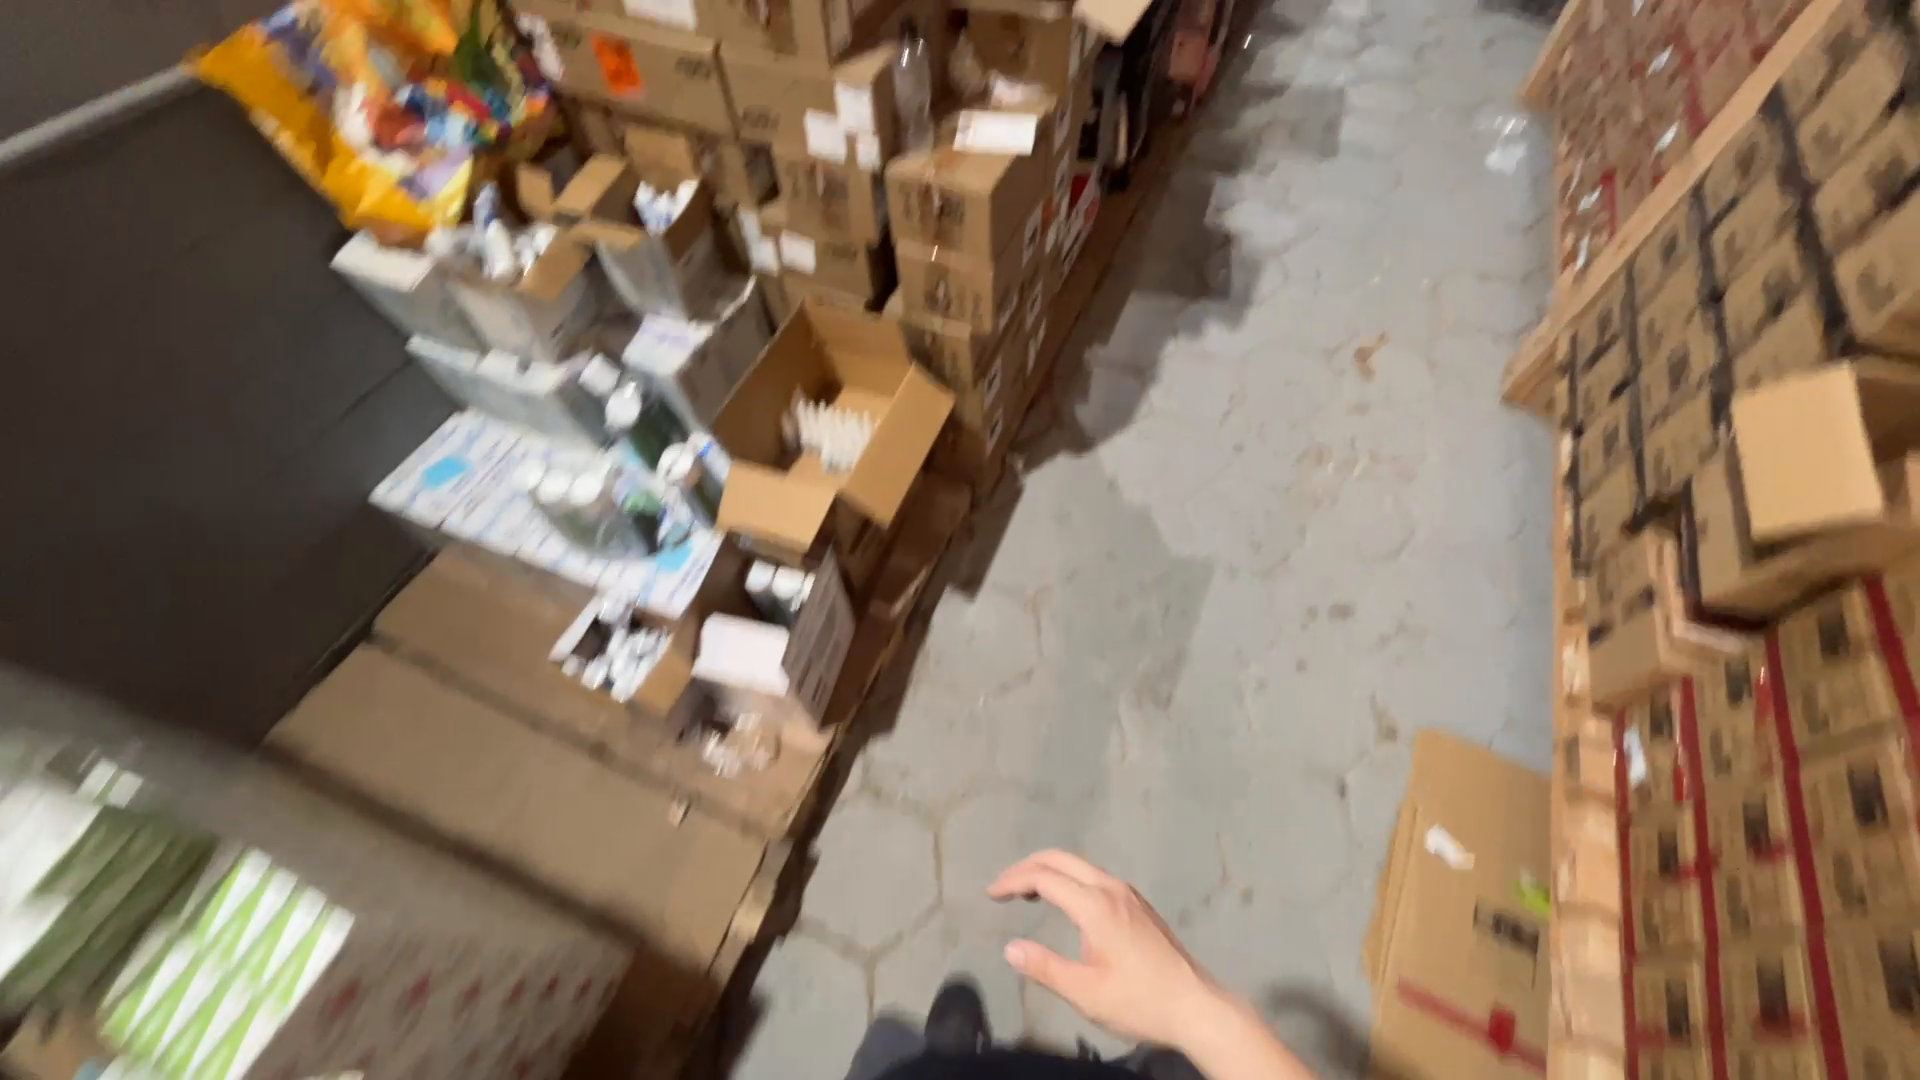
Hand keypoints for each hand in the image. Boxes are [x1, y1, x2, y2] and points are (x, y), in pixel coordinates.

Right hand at [985, 850, 1219, 1047]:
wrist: (1196, 1005)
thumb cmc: (1139, 1000)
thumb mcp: (1086, 993)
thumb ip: (1045, 968)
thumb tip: (1010, 948)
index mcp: (1095, 906)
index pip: (1044, 877)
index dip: (1013, 881)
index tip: (991, 894)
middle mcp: (1110, 888)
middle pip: (1060, 858)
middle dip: (1026, 866)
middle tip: (1002, 885)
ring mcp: (1127, 892)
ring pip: (1078, 865)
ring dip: (1048, 869)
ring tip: (1026, 891)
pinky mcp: (1137, 902)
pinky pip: (1093, 875)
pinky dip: (1068, 876)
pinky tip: (1064, 898)